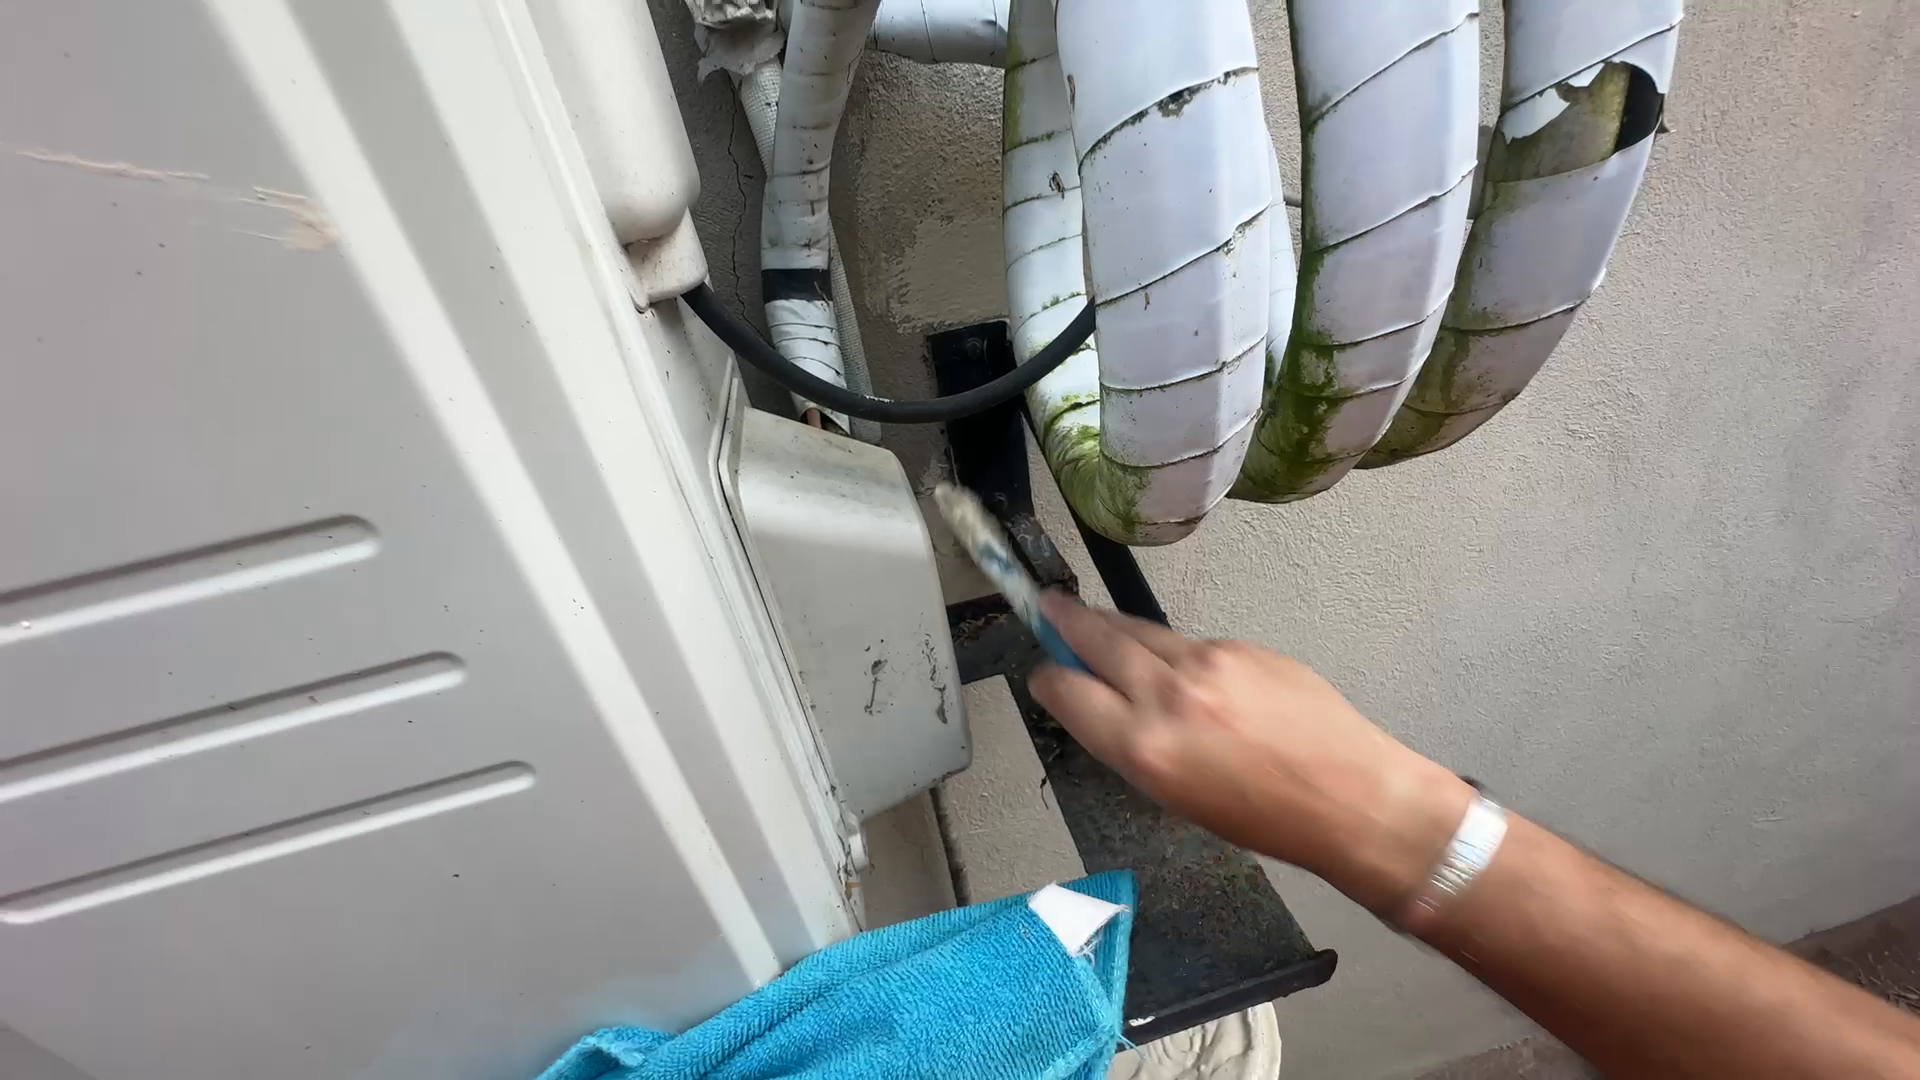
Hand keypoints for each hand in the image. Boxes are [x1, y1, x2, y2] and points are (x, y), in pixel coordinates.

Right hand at [1029, 592, 1473, 913]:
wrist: (1356, 798)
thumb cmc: (1262, 819)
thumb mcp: (1174, 796)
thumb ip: (1128, 741)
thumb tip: (1098, 700)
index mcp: (1144, 747)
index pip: (1067, 690)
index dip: (1047, 678)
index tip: (1042, 671)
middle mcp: (1167, 695)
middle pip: (1097, 638)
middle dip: (1065, 619)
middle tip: (1048, 602)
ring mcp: (1207, 661)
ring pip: (1141, 629)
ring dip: (1113, 625)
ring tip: (1096, 618)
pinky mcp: (1240, 645)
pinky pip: (1189, 641)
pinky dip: (1173, 649)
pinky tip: (1184, 667)